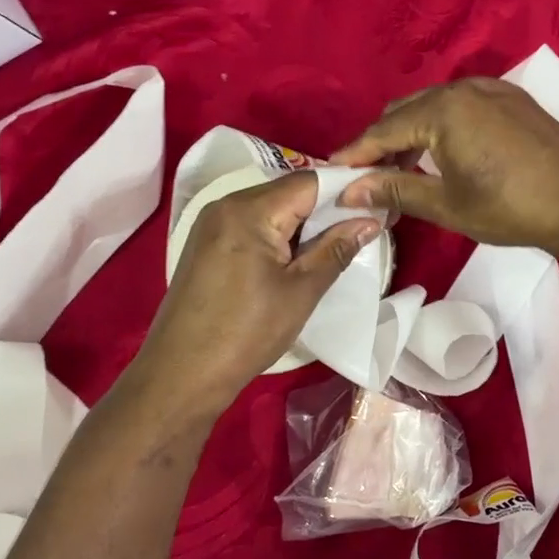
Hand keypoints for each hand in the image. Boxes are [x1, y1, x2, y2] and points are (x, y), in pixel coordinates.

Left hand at [137, 171, 379, 409]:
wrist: (180, 375)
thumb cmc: (246, 333)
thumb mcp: (301, 290)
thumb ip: (336, 248)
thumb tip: (371, 220)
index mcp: (250, 210)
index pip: (310, 182)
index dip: (347, 191)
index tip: (377, 204)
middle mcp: (227, 205)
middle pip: (290, 191)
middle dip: (327, 206)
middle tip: (364, 225)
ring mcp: (212, 223)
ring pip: (272, 207)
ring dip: (305, 221)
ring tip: (337, 242)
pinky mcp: (208, 243)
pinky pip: (253, 223)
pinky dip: (280, 232)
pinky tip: (300, 255)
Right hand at [329, 77, 558, 256]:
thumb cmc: (511, 207)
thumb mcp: (447, 204)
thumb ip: (396, 190)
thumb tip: (351, 190)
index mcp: (443, 109)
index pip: (383, 131)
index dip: (355, 155)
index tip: (332, 175)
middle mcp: (464, 88)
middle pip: (407, 111)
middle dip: (382, 142)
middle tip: (367, 177)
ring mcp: (493, 90)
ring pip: (436, 106)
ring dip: (413, 133)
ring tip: (402, 170)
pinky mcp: (514, 99)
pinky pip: (463, 106)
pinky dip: (443, 126)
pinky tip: (444, 154)